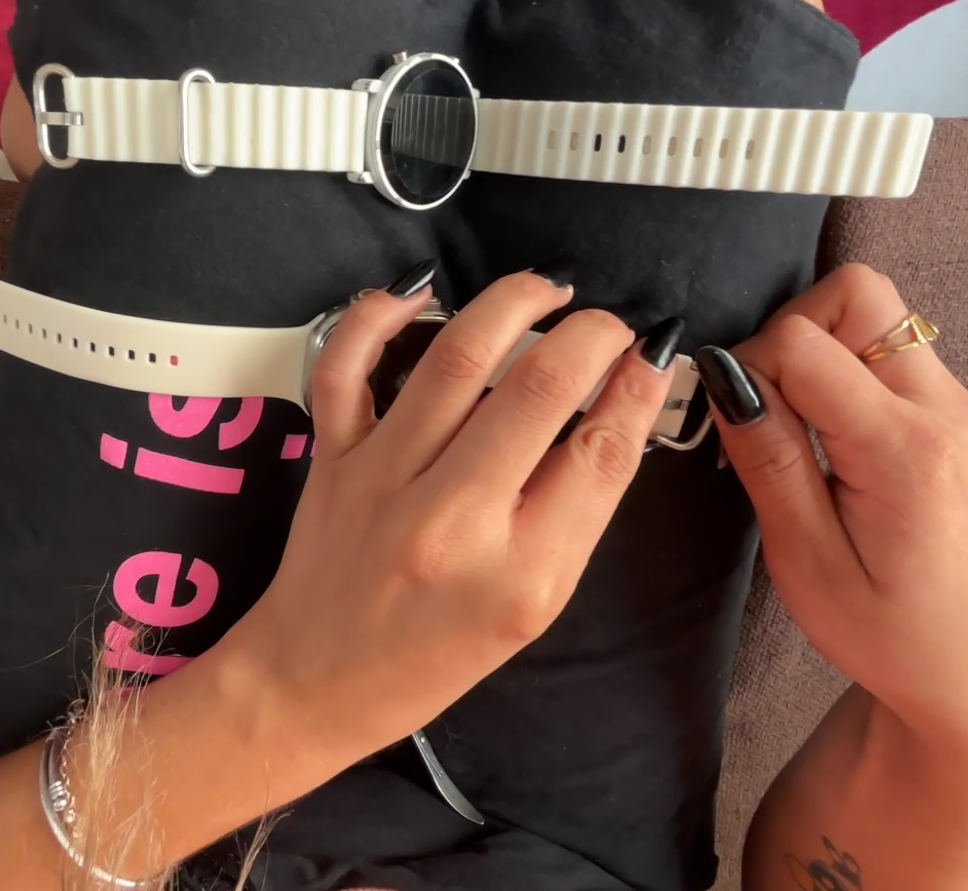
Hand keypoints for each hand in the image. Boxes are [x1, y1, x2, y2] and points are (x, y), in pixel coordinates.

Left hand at [218, 262, 682, 758]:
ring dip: (512, 304)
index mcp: (521, 572)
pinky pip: (345, 365)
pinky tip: (419, 289)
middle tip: (607, 322)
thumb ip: (574, 509)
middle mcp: (452, 516)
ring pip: (455, 359)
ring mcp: (382, 476)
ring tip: (547, 290)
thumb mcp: (531, 605)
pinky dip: (377, 314)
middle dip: (591, 335)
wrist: (316, 679)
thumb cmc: (434, 656)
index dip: (639, 386)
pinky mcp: (331, 454)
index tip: (651, 350)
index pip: (602, 453)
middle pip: (539, 390)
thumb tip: (615, 408)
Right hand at [701, 265, 967, 751]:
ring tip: (787, 416)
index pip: (804, 343)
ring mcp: (954, 405)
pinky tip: (817, 425)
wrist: (966, 672)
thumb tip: (725, 376)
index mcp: (908, 449)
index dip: (746, 365)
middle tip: (763, 399)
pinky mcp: (947, 413)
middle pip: (857, 293)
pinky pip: (880, 345)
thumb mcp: (803, 554)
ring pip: (870, 310)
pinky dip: (832, 363)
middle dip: (789, 328)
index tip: (731, 421)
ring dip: (810, 344)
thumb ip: (768, 456)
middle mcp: (945, 409)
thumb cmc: (880, 629)